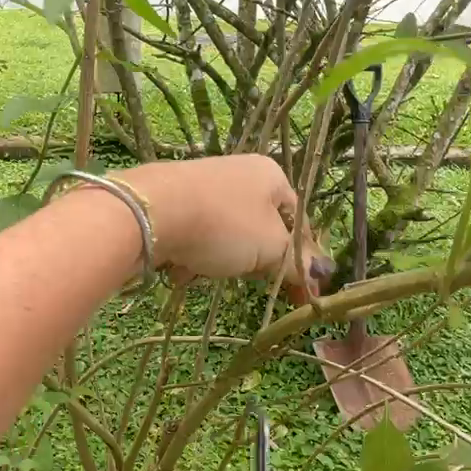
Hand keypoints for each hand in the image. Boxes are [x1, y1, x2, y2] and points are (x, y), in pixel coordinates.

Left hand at [115, 155, 331, 302]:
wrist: (148, 211)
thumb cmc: (222, 224)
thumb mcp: (271, 247)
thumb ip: (297, 262)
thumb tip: (322, 272)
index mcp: (271, 175)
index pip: (299, 222)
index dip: (304, 261)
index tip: (305, 297)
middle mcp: (239, 173)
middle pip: (261, 230)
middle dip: (253, 261)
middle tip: (247, 277)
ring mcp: (203, 186)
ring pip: (225, 239)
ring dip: (218, 263)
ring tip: (203, 267)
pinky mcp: (172, 203)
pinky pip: (194, 238)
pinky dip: (190, 257)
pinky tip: (178, 265)